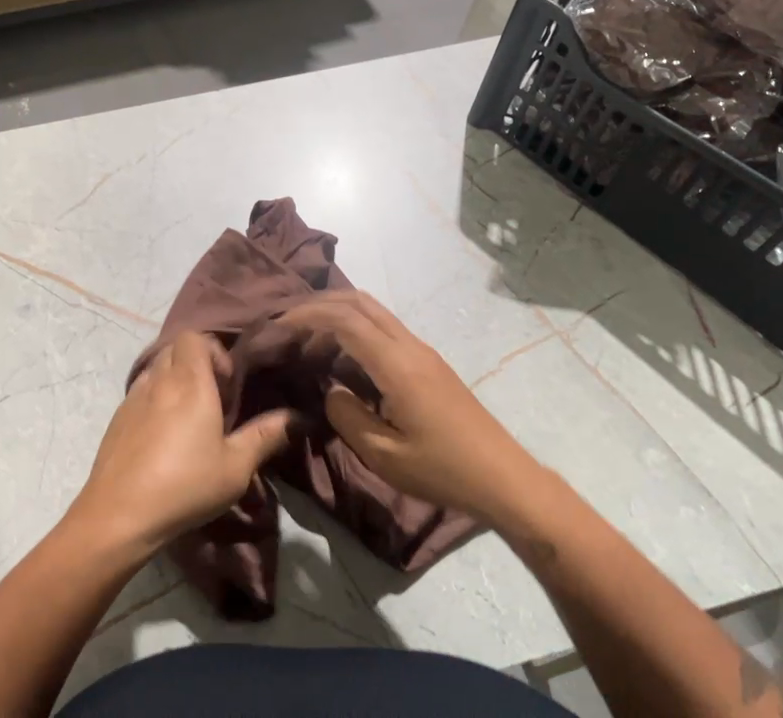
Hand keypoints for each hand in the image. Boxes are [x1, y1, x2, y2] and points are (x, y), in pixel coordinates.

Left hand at [67, 332, 292, 559]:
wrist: (119, 513)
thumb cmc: (185, 485)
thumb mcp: (236, 466)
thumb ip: (266, 436)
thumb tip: (298, 417)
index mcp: (189, 382)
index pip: (195, 338)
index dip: (215, 353)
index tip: (228, 387)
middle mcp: (158, 380)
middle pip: (175, 350)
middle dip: (197, 365)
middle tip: (214, 402)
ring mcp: (132, 398)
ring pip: (156, 370)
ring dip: (175, 382)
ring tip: (190, 420)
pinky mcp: (116, 418)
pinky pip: (140, 393)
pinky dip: (156, 401)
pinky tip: (164, 438)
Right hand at [281, 292, 547, 527]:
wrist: (504, 479)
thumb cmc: (442, 470)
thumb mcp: (383, 454)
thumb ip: (347, 415)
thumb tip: (332, 390)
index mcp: (397, 364)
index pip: (344, 319)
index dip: (307, 316)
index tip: (278, 326)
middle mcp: (411, 347)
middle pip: (359, 302)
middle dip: (319, 304)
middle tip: (287, 323)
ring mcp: (423, 352)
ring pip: (374, 312)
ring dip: (338, 315)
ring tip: (308, 341)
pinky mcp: (429, 364)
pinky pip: (385, 330)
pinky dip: (355, 330)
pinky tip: (340, 356)